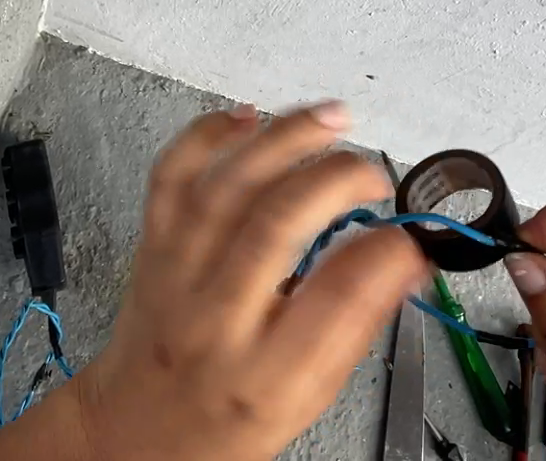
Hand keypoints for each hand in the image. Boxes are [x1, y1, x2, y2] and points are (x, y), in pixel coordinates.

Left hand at [0, 101, 426, 460]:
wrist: (135, 431)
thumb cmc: (227, 423)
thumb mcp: (307, 400)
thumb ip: (356, 326)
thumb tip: (407, 258)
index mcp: (266, 377)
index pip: (336, 300)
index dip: (385, 251)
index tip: (410, 232)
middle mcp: (215, 318)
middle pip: (274, 225)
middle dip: (334, 180)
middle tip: (370, 172)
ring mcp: (175, 273)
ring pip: (225, 186)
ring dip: (283, 139)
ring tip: (330, 118)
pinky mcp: (151, 242)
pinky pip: (172, 173)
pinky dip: (208, 133)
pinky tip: (248, 116)